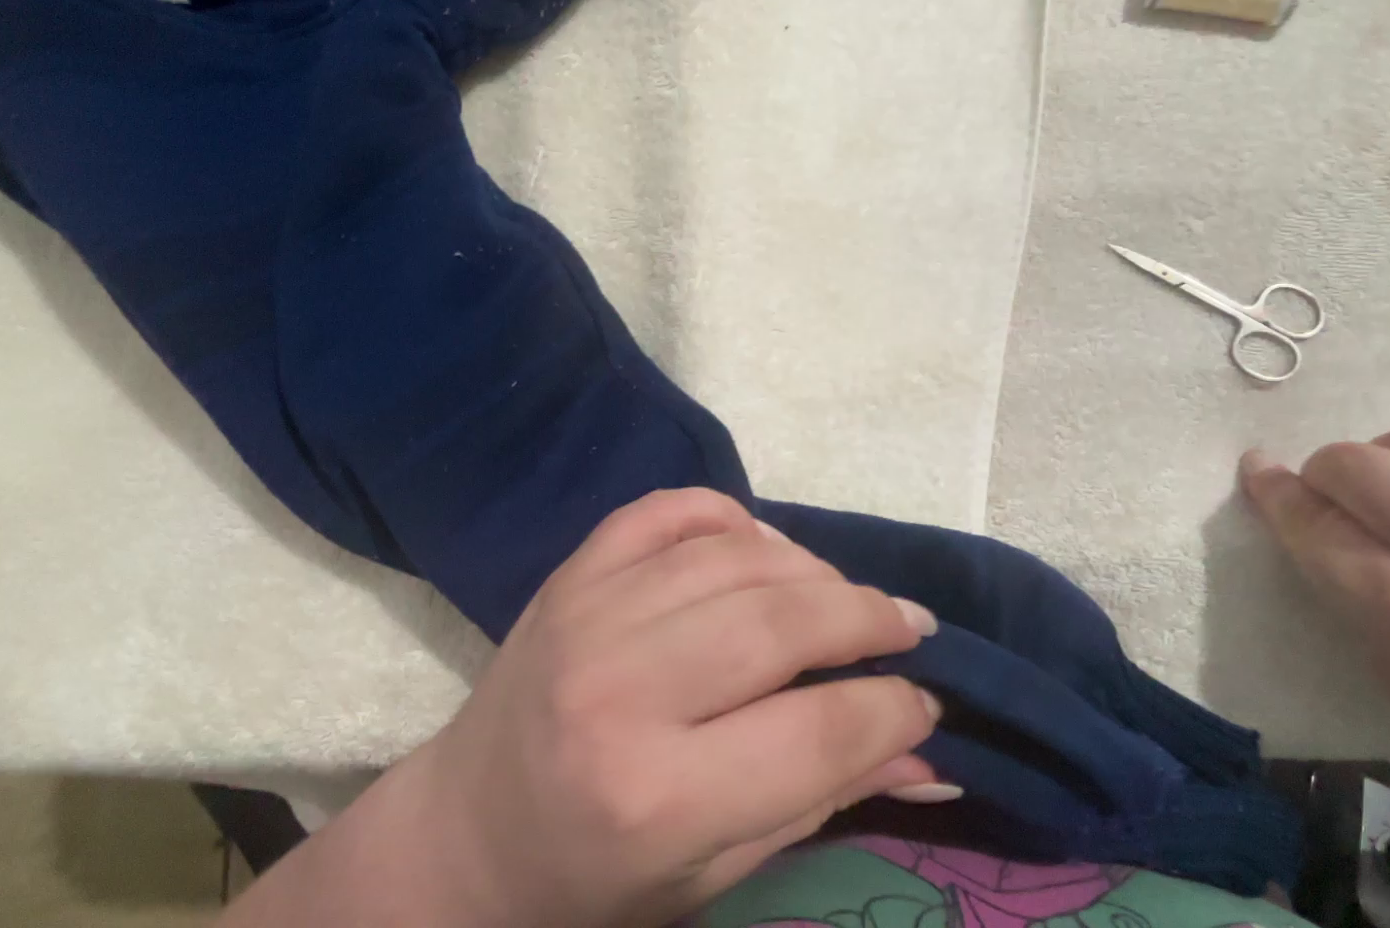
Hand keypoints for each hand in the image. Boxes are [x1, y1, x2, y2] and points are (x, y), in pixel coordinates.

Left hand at [220, 488, 944, 927]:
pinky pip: (668, 511)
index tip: (924, 700)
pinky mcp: (570, 573)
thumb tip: (925, 750)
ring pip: (736, 556)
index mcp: (658, 794)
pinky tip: (760, 550)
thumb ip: (820, 799)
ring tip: (843, 597)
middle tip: (908, 625)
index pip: (818, 729)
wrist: (465, 834)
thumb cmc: (593, 878)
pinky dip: (728, 516)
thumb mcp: (713, 871)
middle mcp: (622, 690)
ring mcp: (589, 615)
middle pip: (782, 621)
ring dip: (811, 569)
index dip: (893, 708)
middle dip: (868, 617)